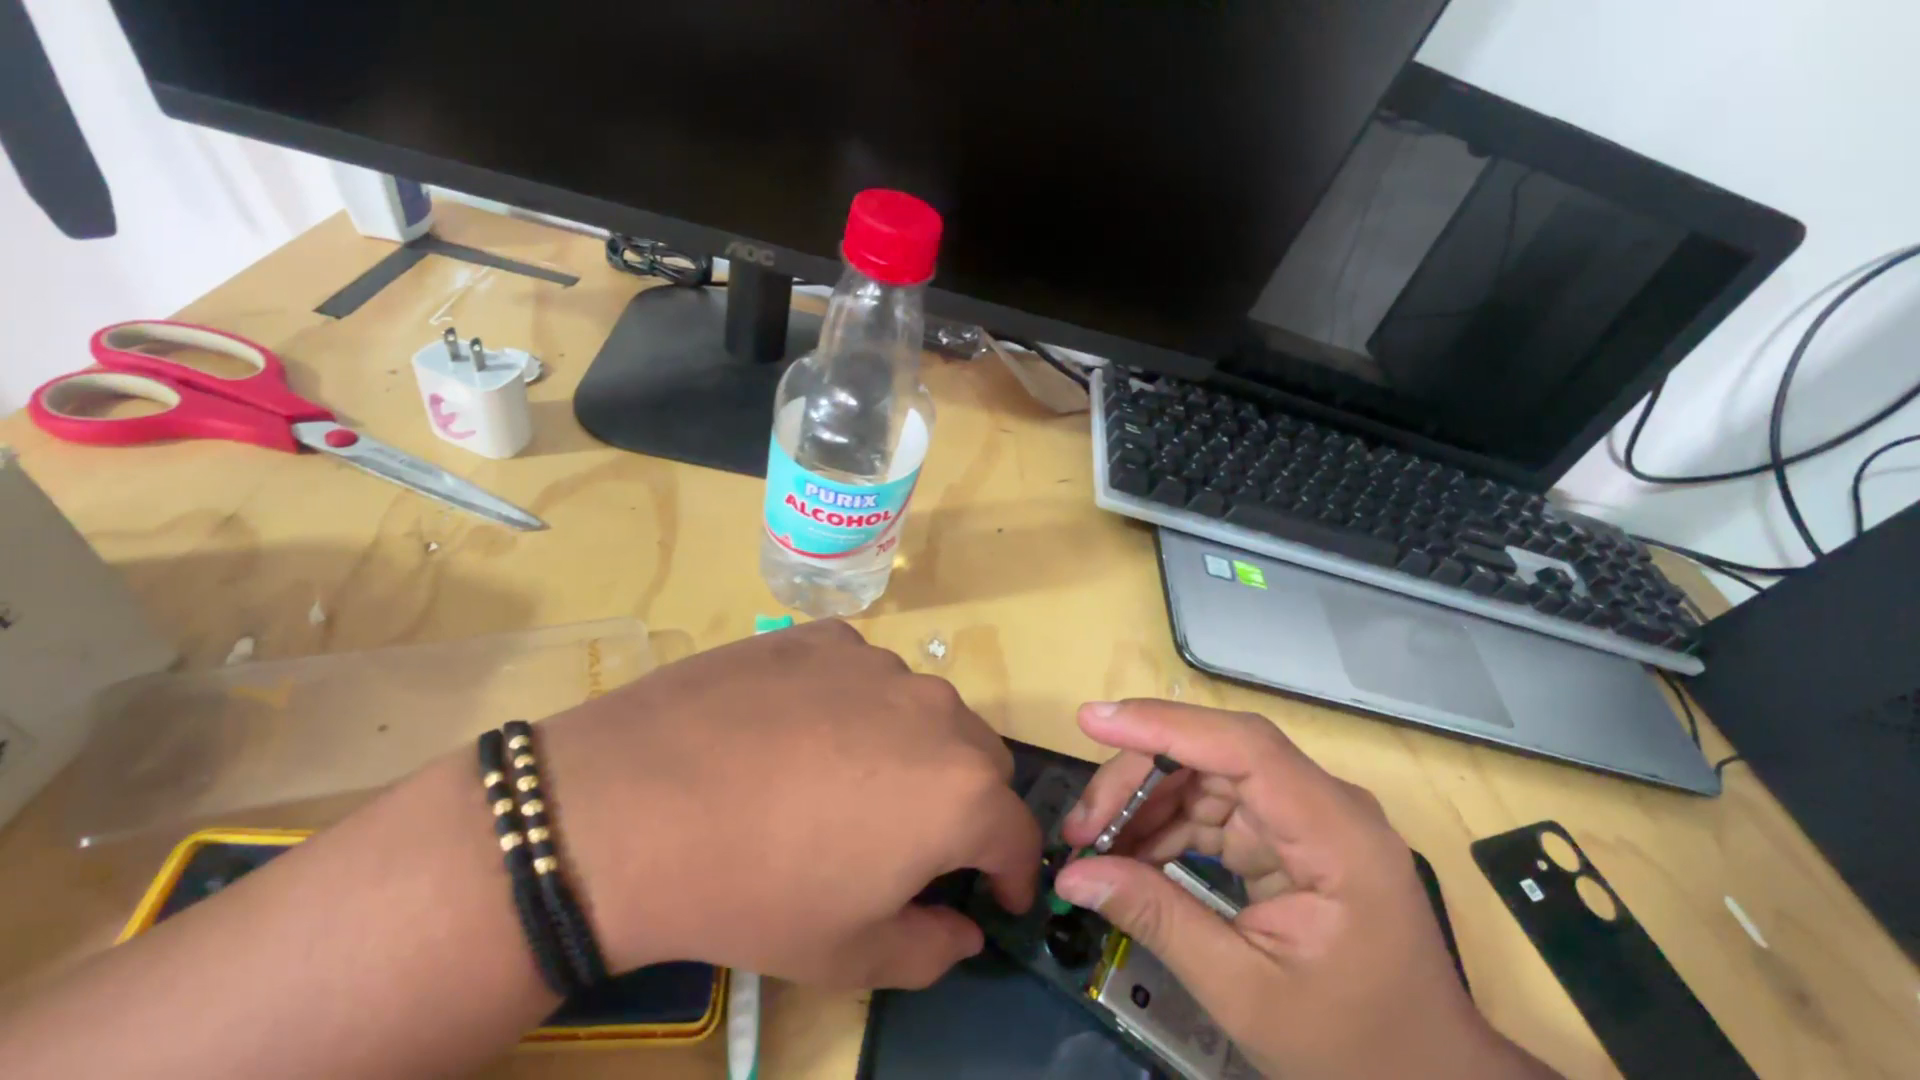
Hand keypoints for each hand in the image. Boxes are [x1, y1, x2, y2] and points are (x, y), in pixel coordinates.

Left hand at [534, 620, 1040, 988]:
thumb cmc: (753, 893)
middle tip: (908, 842)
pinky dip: (853, 706)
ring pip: (922, 713)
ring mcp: (877, 663)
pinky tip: (796, 733)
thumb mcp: (849, 955)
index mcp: (963, 792)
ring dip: (909, 751)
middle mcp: (936, 712)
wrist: (629, 810)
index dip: (1009, 874)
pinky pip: (863, 675)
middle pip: (979, 763)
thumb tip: (962, 931)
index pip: (1018, 835)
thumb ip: (932, 951)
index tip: (992, 895)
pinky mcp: (821, 637)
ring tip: (841, 783)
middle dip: (963, 808)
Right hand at [1053, 701, 1553, 1079]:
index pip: (1243, 748)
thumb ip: (1157, 919)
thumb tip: (1073, 876)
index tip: (1092, 719)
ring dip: (1146, 805)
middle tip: (1079, 829)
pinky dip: (1169, 830)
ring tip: (1092, 846)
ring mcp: (1308, 821)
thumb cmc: (1351, 1046)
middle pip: (1215, 757)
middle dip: (1139, 781)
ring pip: (1208, 779)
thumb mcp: (1243, 991)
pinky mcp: (1292, 840)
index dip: (1164, 726)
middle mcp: (1324, 808)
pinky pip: (1218, 813)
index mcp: (1335, 835)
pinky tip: (1129, 857)